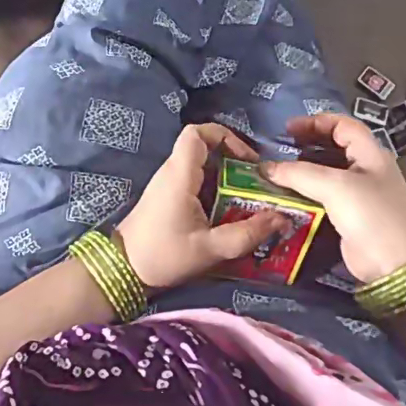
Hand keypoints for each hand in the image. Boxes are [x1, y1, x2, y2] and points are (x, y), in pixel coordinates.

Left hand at [116, 124, 291, 289]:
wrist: (123, 271)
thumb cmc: (164, 255)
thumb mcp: (211, 248)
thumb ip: (248, 233)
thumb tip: (282, 220)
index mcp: (179, 175)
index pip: (197, 133)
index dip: (225, 136)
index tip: (247, 159)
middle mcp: (172, 173)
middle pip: (204, 150)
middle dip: (234, 162)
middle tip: (257, 184)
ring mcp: (167, 186)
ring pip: (201, 169)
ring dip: (225, 180)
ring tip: (249, 201)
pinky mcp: (166, 200)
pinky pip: (194, 184)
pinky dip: (214, 192)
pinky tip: (229, 214)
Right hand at [259, 115, 405, 283]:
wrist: (393, 264)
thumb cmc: (370, 215)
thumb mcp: (335, 186)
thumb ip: (299, 173)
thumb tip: (266, 168)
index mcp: (371, 154)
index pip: (343, 125)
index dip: (316, 122)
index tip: (288, 128)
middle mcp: (366, 170)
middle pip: (335, 147)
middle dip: (307, 144)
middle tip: (281, 148)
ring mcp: (359, 194)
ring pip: (327, 173)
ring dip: (303, 170)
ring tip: (278, 172)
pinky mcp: (350, 217)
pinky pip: (324, 197)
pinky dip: (305, 193)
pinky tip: (287, 197)